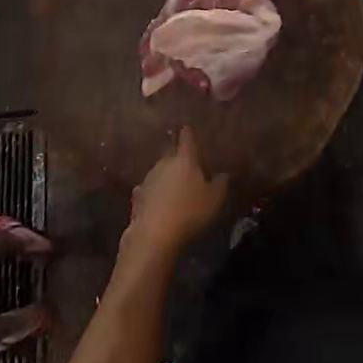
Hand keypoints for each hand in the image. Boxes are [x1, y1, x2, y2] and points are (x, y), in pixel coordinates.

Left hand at [128, 127, 228, 254]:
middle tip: (189, 164)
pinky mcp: (138, 196)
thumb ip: (221, 183)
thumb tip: (224, 173)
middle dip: (179, 157)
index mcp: (184, 159)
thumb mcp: (215, 199)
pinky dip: (156, 192)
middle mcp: (163, 163)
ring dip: (168, 176)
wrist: (154, 234)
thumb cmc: (190, 212)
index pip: (187, 137)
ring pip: (160, 171)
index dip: (189, 132)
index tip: (189, 128)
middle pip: (172, 154)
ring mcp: (148, 178)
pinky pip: (150, 189)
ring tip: (177, 187)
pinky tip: (160, 201)